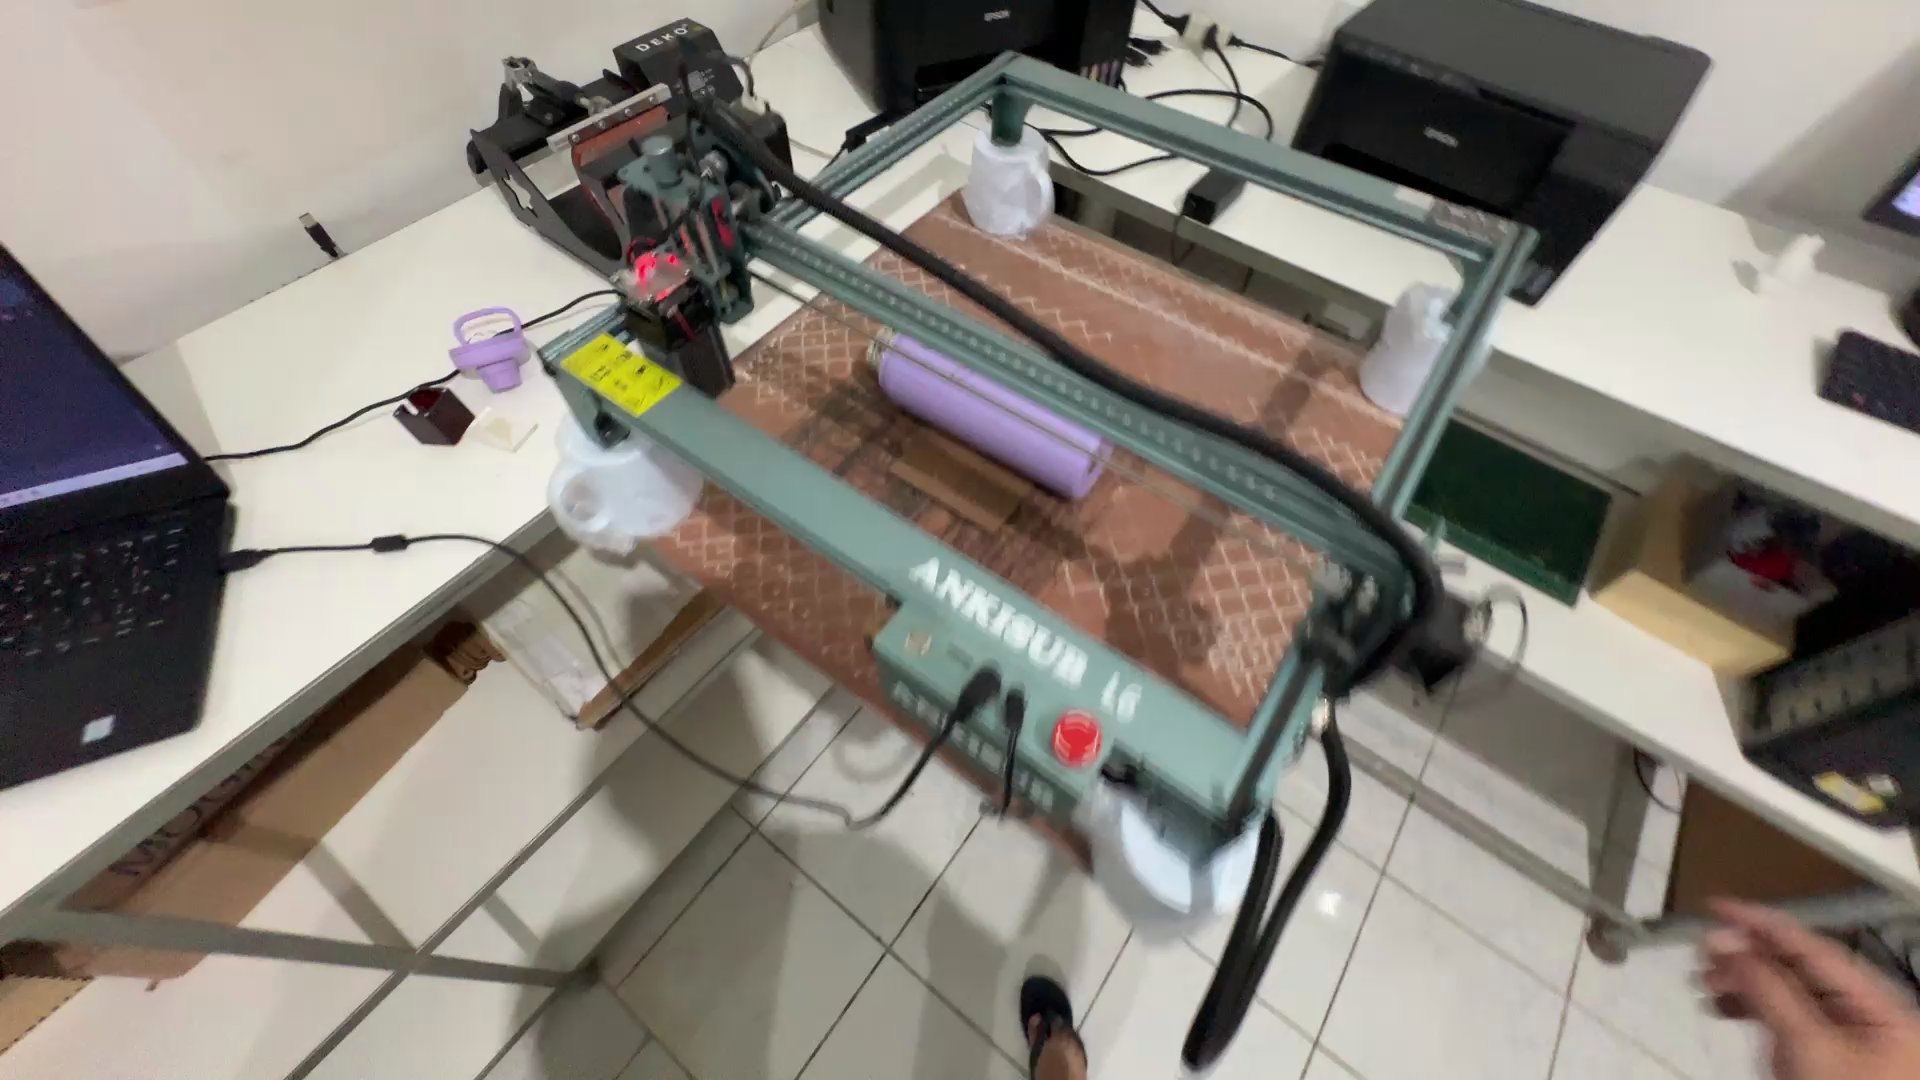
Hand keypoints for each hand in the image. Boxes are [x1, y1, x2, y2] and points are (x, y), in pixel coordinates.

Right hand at [1700, 899, 1919, 1079]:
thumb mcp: (1805, 1040)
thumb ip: (1765, 985)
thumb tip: (1720, 938)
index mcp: (1878, 1004)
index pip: (1812, 946)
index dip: (1760, 921)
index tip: (1712, 905)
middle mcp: (1864, 1010)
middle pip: (1794, 965)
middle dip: (1742, 955)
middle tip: (1701, 952)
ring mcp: (1844, 1030)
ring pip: (1781, 986)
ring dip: (1737, 979)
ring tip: (1703, 981)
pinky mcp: (1823, 1045)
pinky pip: (1780, 1010)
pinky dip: (1746, 1002)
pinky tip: (1719, 1005)